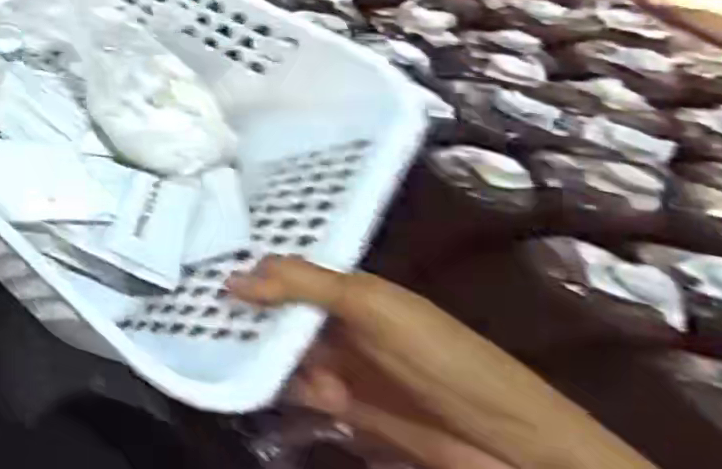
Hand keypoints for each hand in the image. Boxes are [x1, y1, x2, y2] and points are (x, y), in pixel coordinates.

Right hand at [228, 256, 653, 468]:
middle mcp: (338, 323)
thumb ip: (302, 284)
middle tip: (197, 313)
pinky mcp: (344, 409)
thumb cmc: (449, 361)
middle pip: (274, 312)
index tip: (200, 272)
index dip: (246, 270)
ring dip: (258, 353)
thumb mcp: (373, 307)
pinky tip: (272, 385)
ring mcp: (341, 367)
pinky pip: (295, 389)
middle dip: (242, 313)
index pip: (282, 272)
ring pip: (278, 350)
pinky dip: (277, 386)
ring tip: (232, 351)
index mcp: (347, 290)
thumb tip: (230, 277)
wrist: (524, 452)